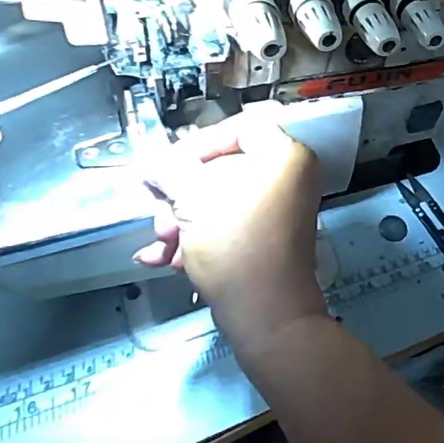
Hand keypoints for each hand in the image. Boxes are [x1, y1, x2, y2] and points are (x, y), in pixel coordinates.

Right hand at [137, 114, 325, 350]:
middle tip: (161, 218)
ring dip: (183, 221)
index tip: (169, 167)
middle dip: (182, 195)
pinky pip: (230, 224)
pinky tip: (168, 260)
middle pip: (224, 167)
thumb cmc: (235, 246)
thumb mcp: (193, 201)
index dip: (199, 143)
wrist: (267, 315)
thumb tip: (152, 163)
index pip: (240, 127)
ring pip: (220, 200)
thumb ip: (170, 171)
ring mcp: (281, 208)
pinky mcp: (269, 237)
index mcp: (286, 156)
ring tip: (164, 245)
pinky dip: (199, 238)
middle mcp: (290, 176)